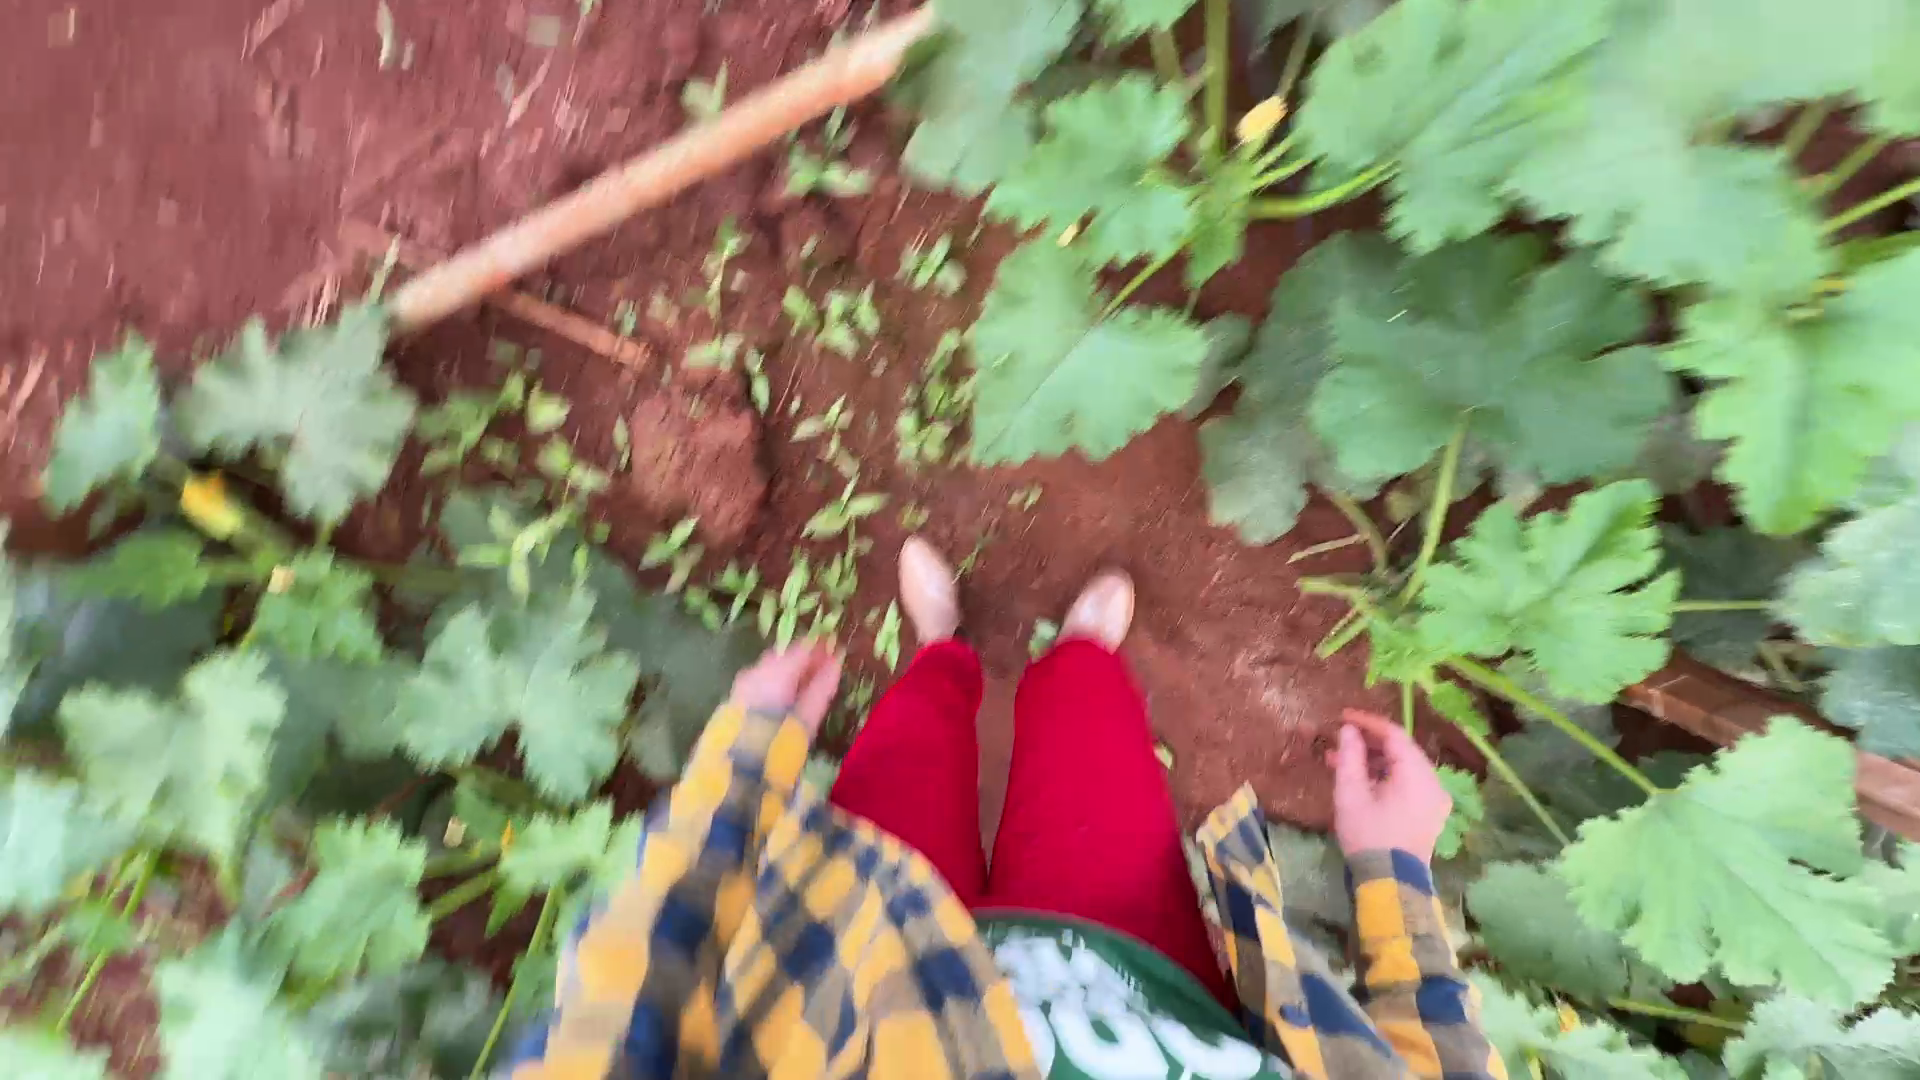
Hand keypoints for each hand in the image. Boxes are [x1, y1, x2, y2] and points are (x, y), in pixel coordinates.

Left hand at [727, 641, 843, 736]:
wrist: (734, 772)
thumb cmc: (777, 745)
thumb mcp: (807, 719)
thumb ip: (822, 688)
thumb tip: (836, 663)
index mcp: (776, 673)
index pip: (802, 648)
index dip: (821, 647)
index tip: (836, 651)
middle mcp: (756, 671)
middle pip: (785, 656)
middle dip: (805, 660)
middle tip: (824, 670)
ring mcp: (742, 684)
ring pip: (771, 668)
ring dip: (790, 672)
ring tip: (806, 687)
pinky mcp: (734, 698)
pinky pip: (760, 680)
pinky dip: (776, 682)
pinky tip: (785, 698)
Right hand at [1328, 708, 1451, 862]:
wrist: (1391, 882)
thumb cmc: (1368, 835)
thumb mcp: (1351, 793)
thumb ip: (1350, 757)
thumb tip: (1348, 731)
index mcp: (1417, 776)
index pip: (1395, 735)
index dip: (1367, 722)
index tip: (1342, 717)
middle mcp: (1433, 784)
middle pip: (1401, 749)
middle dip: (1368, 742)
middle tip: (1339, 740)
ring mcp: (1435, 800)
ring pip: (1403, 766)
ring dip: (1373, 760)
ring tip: (1340, 761)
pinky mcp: (1429, 812)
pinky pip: (1407, 782)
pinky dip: (1384, 775)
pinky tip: (1358, 780)